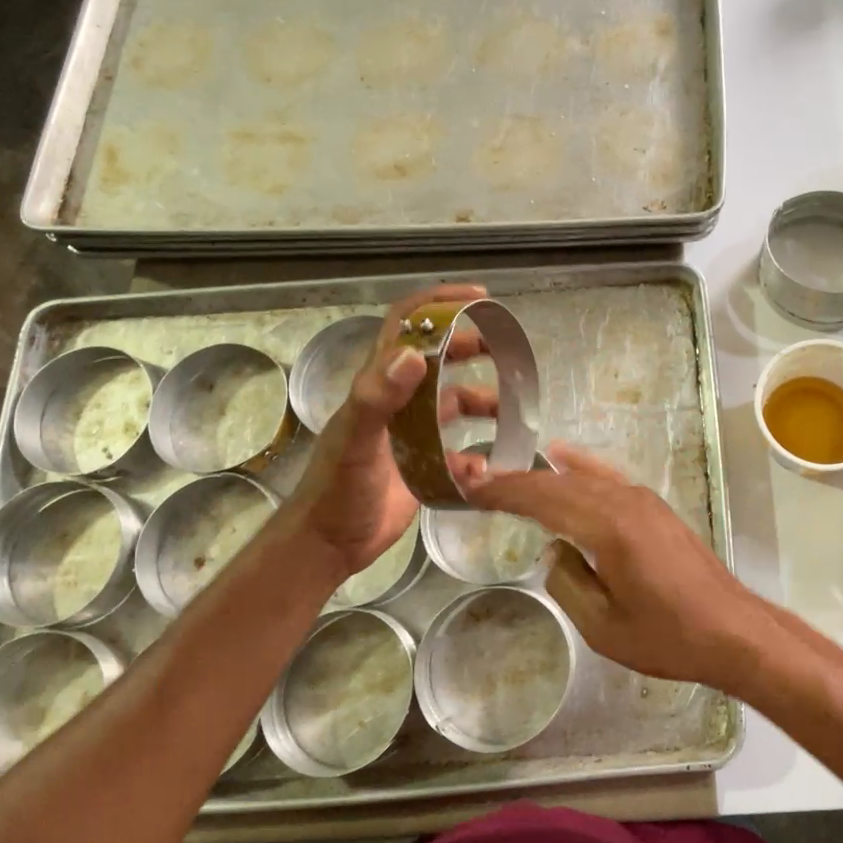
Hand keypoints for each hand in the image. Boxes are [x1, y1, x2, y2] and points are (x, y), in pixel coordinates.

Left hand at [287, 283, 496, 575]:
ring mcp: (409, 433)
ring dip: (482, 400)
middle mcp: (396, 401)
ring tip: (513, 408)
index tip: (478, 297)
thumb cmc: (337, 490)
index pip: (405, 326)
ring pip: (451, 403)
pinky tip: (491, 463)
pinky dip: (477, 452)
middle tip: (506, 348)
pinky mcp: (421, 464)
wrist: (329, 544)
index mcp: (377, 385)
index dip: (438, 304)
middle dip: (469, 346)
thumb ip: (378, 398)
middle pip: (435, 358)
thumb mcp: (356, 441)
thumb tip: (414, 355)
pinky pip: (457, 449)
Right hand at [466, 444, 782, 694]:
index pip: (545, 498)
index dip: (505, 492)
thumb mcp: (603, 626)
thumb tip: (554, 551)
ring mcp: (645, 501)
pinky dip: (583, 468)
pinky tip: (565, 458)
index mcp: (609, 527)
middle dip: (519, 480)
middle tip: (478, 480)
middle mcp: (625, 502)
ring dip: (546, 475)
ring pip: (585, 477)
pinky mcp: (656, 509)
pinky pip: (609, 480)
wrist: (732, 630)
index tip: (470, 487)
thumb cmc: (668, 636)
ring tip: (509, 474)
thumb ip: (568, 583)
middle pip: (561, 482)